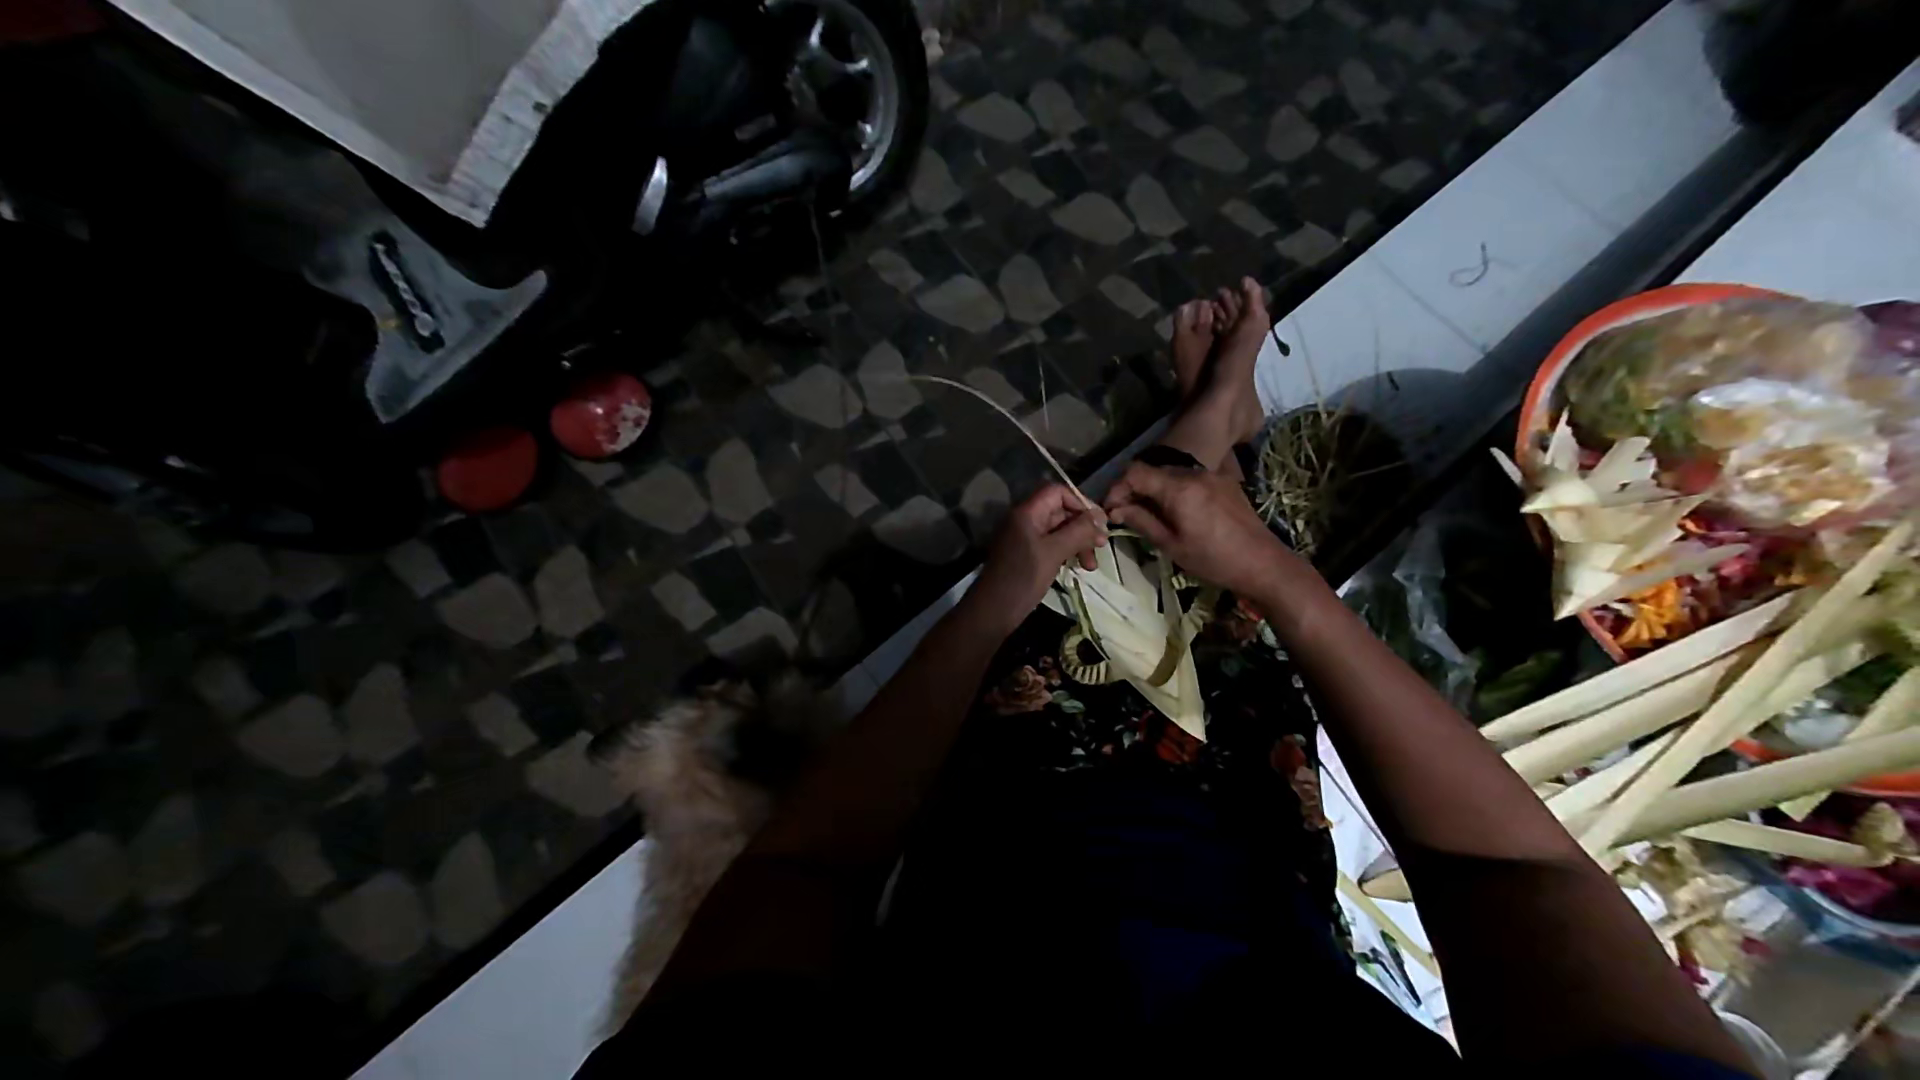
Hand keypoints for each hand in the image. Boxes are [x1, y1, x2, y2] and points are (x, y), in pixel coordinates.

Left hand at [970, 485, 1106, 627]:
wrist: (993, 611)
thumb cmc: (1023, 578)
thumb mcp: (1054, 552)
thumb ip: (1078, 531)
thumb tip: (1100, 515)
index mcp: (1027, 513)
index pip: (1057, 492)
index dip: (1080, 502)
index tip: (1099, 523)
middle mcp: (1025, 520)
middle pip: (1060, 511)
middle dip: (1083, 527)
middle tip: (1101, 546)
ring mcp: (1024, 538)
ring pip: (1058, 530)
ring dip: (1078, 543)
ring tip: (1091, 565)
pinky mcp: (1026, 555)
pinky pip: (1051, 545)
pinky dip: (1067, 552)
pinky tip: (1078, 567)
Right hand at [1104, 461, 1295, 593]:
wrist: (1264, 564)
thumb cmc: (1214, 560)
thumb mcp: (1171, 545)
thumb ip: (1141, 521)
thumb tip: (1115, 510)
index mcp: (1179, 488)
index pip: (1135, 472)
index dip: (1117, 488)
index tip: (1111, 510)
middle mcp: (1194, 473)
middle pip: (1152, 471)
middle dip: (1133, 490)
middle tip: (1124, 514)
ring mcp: (1212, 475)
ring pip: (1170, 474)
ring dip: (1154, 491)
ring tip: (1149, 516)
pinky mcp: (1224, 483)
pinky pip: (1190, 480)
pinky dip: (1174, 491)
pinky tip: (1177, 514)